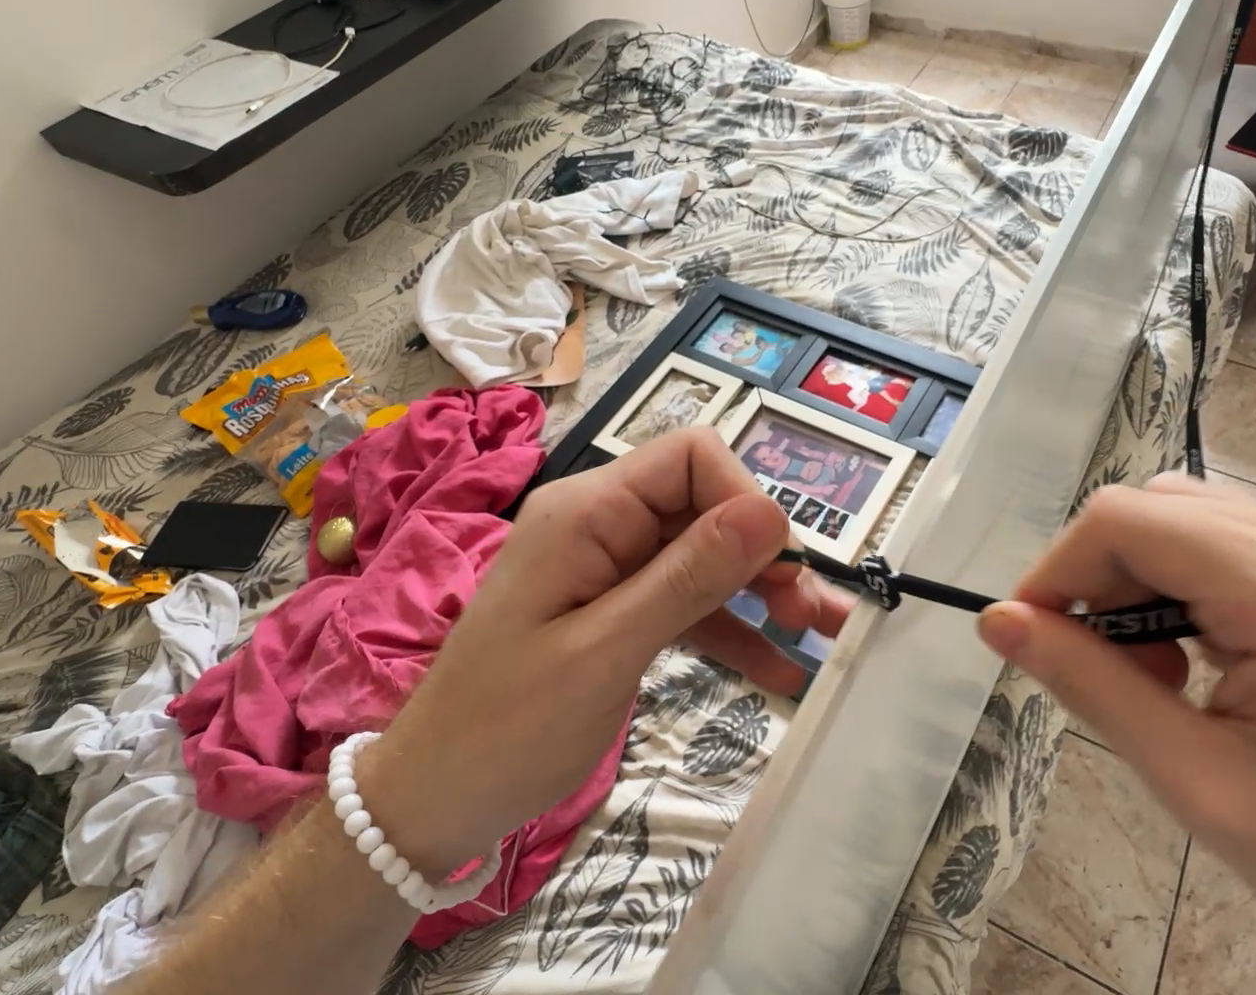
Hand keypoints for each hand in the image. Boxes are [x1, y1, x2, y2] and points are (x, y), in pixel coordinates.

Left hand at [358, 429, 850, 874]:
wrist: (436, 797)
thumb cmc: (508, 727)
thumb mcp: (606, 651)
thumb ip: (688, 577)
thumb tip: (771, 512)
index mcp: (588, 512)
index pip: (692, 459)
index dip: (746, 500)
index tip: (782, 568)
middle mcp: (602, 524)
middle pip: (707, 508)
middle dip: (767, 554)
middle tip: (813, 613)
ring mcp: (610, 567)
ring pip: (708, 557)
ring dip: (764, 592)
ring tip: (819, 633)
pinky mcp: (618, 609)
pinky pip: (689, 603)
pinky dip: (733, 630)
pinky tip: (779, 669)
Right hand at [977, 475, 1255, 994]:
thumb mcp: (1196, 783)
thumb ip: (1088, 684)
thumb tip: (997, 621)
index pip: (1127, 519)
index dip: (1058, 569)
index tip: (1030, 636)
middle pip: (1160, 510)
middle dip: (1103, 581)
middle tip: (1107, 672)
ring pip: (1196, 519)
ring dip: (1148, 583)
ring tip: (1162, 674)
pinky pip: (1241, 539)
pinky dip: (1196, 584)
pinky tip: (1211, 655)